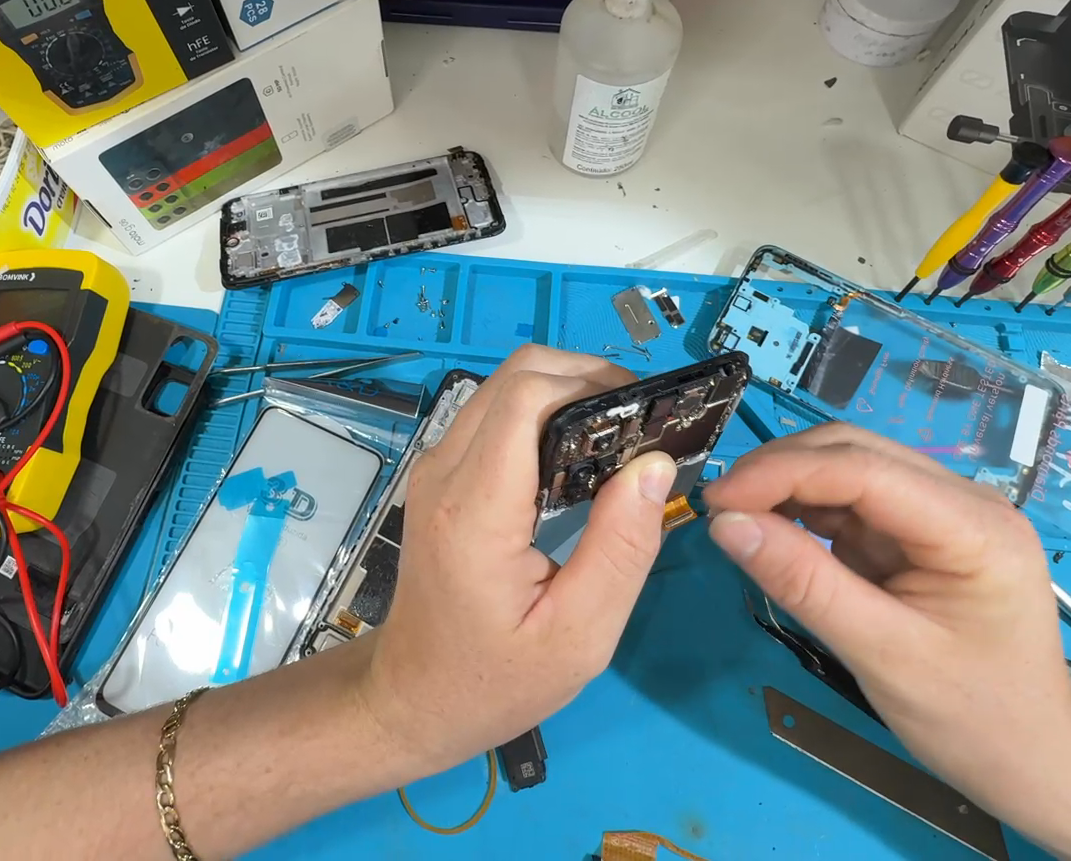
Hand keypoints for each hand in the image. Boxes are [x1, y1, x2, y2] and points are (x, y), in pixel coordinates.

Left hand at [359, 345, 678, 773]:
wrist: (416, 695)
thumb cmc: (495, 677)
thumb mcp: (579, 634)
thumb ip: (621, 546)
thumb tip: (654, 464)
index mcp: (475, 507)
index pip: (525, 398)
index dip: (589, 383)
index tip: (643, 411)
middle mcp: (445, 470)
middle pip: (514, 376)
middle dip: (583, 377)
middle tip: (639, 417)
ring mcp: (436, 467)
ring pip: (502, 388)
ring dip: (562, 390)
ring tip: (617, 429)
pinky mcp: (440, 473)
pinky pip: (492, 415)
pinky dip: (540, 411)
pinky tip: (578, 448)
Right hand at [700, 424, 1070, 828]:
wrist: (1033, 766)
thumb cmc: (973, 719)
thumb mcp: (880, 655)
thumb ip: (802, 583)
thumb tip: (723, 524)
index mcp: (973, 526)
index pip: (861, 468)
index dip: (780, 472)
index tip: (716, 501)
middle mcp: (960, 500)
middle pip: (851, 451)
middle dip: (778, 470)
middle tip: (719, 509)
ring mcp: (937, 511)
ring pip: (842, 465)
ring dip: (784, 485)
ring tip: (737, 520)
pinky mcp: (912, 530)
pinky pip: (843, 498)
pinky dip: (799, 507)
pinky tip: (772, 532)